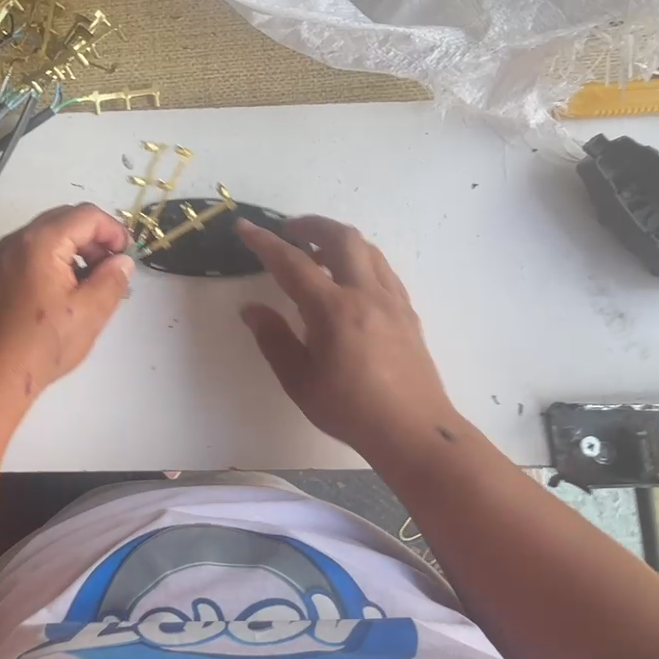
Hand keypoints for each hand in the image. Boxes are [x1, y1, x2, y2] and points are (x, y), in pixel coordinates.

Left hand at [0, 204, 134, 400]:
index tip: (125, 254)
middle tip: (108, 269)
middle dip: (91, 239)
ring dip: (69, 251)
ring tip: (83, 286)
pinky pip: (22, 255)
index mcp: (41, 243)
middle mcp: (14, 241)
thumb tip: (121, 262)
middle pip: (62, 219)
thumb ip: (112, 279)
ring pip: (41, 237)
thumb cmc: (42, 345)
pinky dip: (45, 263)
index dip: (113, 230)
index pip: (86, 215)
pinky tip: (53, 296)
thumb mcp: (90, 313)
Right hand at [235, 216, 460, 459]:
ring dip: (338, 239)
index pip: (292, 263)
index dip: (265, 242)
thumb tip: (252, 309)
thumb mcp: (299, 380)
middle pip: (341, 238)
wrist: (414, 432)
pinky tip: (349, 278)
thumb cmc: (350, 410)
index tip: (244, 227)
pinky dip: (360, 259)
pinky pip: (382, 269)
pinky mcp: (408, 312)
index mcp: (333, 310)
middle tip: (289, 230)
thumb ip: (273, 339)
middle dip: (311, 225)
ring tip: (317, 251)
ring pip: (367, 249)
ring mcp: (392, 300)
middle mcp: (365, 294)